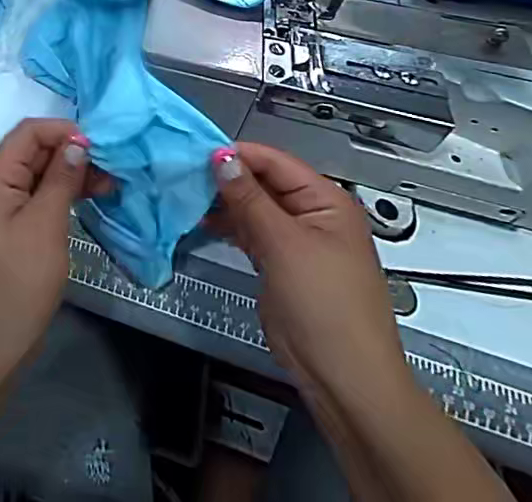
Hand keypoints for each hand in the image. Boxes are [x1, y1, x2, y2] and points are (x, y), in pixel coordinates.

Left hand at [0, 118, 90, 355]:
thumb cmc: (21, 278)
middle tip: (110, 168)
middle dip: (72, 151)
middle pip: (35, 149)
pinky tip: (93, 196)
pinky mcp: (17, 223)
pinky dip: (66, 191)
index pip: (29, 132)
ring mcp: (6, 204)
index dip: (63, 131)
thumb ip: (62, 177)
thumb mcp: (46, 222)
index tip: (98, 147)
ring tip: (109, 184)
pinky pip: (42, 193)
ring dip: (73, 172)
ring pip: (42, 171)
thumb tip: (78, 142)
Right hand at [209, 142, 403, 394]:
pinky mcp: (282, 265)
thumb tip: (224, 158)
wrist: (343, 379)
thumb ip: (250, 199)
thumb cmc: (326, 307)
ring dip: (227, 204)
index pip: (276, 162)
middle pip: (265, 184)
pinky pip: (254, 234)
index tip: (200, 153)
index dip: (240, 155)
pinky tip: (206, 223)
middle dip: (229, 179)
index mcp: (326, 200)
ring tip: (190, 197)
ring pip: (256, 209)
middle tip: (188, 175)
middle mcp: (313, 215)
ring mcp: (297, 242)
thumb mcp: (283, 244)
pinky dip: (231, 228)